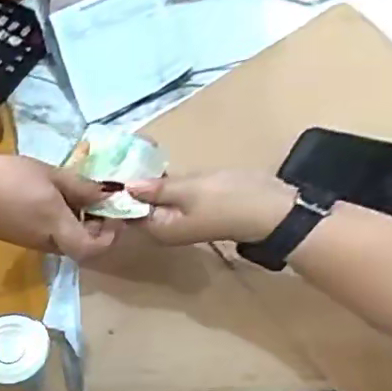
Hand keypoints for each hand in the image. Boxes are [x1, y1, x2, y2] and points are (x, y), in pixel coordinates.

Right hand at [0, 157, 121, 260]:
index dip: (110, 235)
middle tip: (96, 196)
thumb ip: (82, 188)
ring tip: (73, 191)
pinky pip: (47, 233)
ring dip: (76, 221)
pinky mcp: (18, 236)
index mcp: (56, 227)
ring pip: (64, 239)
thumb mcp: (51, 176)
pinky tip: (49, 197)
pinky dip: (58, 220)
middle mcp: (45, 241)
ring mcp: (29, 241)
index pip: (93, 249)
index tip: (112, 210)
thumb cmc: (7, 179)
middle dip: (95, 225)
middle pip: (80, 245)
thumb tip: (109, 196)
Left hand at [128, 171, 297, 245]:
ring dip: (150, 184)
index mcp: (155, 229)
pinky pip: (171, 200)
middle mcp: (160, 231)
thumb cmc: (232, 199)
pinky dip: (166, 187)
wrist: (277, 212)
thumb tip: (126, 187)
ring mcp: (177, 223)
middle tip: (126, 159)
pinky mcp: (191, 214)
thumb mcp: (191, 189)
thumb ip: (157, 189)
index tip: (114, 170)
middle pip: (138, 207)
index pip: (125, 212)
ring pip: (154, 202)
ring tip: (139, 159)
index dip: (119, 192)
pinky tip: (162, 169)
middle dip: (133, 186)